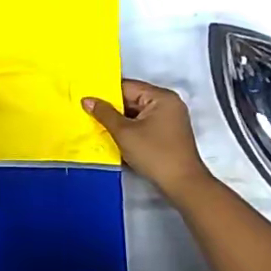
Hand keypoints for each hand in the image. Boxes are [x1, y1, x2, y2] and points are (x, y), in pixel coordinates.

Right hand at [83, 79, 214, 194]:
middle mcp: (168, 103)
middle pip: (133, 98)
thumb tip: (87, 100)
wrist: (183, 184)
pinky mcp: (168, 132)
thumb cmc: (154, 154)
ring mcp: (170, 118)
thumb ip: (104, 113)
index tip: (87, 98)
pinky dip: (131, 127)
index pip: (127, 86)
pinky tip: (115, 134)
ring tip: (98, 124)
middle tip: (88, 112)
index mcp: (161, 97)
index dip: (106, 92)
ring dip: (120, 119)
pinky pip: (144, 122)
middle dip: (112, 107)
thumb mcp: (124, 133)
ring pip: (138, 112)